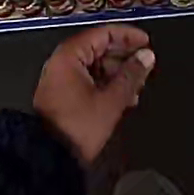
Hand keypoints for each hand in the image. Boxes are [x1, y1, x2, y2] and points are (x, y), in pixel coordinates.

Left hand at [32, 23, 154, 164]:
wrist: (46, 161)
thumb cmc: (78, 126)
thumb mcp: (111, 100)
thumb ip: (132, 75)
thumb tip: (147, 56)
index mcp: (70, 56)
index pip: (104, 33)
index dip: (128, 36)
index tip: (146, 43)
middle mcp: (62, 62)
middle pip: (100, 48)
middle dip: (125, 57)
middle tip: (144, 67)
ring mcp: (61, 78)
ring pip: (96, 65)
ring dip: (118, 73)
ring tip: (136, 87)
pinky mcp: (62, 94)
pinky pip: (89, 79)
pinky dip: (107, 84)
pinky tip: (124, 98)